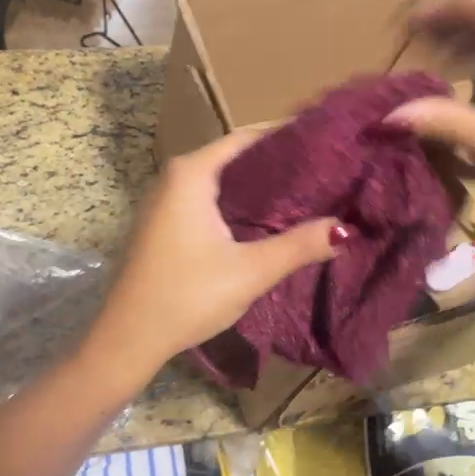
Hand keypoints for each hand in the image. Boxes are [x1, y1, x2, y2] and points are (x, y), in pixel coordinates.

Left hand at [89, 131, 345, 363]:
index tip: (326, 140)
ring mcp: (165, 200)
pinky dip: (239, 201)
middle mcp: (174, 176)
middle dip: (277, 161)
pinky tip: (269, 218)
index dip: (286, 136)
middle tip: (327, 167)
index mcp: (191, 173)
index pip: (246, 137)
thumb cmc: (187, 296)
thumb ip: (299, 246)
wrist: (128, 338)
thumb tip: (346, 228)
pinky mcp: (164, 223)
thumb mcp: (250, 272)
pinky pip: (209, 198)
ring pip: (221, 179)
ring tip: (308, 190)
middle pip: (234, 156)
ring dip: (259, 184)